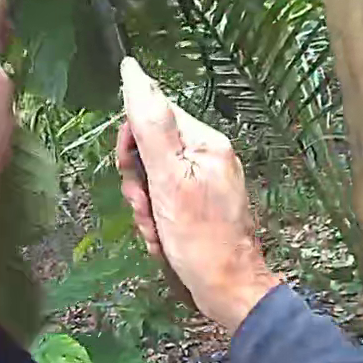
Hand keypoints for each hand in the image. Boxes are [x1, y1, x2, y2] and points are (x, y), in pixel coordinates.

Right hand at [118, 59, 280, 333]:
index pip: (153, 116)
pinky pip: (166, 205)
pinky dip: (158, 224)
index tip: (133, 174)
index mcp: (205, 143)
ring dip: (146, 210)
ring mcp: (206, 185)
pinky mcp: (201, 209)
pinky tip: (165, 242)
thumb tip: (133, 72)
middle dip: (139, 185)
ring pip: (154, 183)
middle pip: (151, 152)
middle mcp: (208, 157)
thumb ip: (151, 126)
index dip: (132, 145)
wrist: (230, 291)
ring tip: (159, 231)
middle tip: (147, 209)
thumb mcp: (169, 181)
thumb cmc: (201, 241)